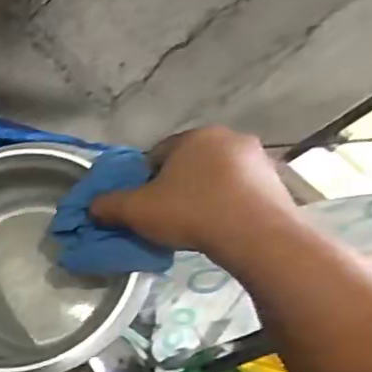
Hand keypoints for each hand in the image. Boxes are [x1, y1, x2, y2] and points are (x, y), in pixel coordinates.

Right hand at [87, 126, 301, 254]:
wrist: (256, 235)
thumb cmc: (190, 212)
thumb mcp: (134, 210)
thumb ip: (107, 204)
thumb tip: (94, 206)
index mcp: (194, 136)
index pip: (154, 155)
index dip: (142, 181)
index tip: (140, 203)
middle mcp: (229, 138)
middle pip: (186, 164)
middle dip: (172, 185)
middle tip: (162, 213)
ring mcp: (258, 157)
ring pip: (213, 176)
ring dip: (200, 193)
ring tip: (191, 221)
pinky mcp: (276, 180)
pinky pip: (237, 189)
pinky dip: (224, 202)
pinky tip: (216, 224)